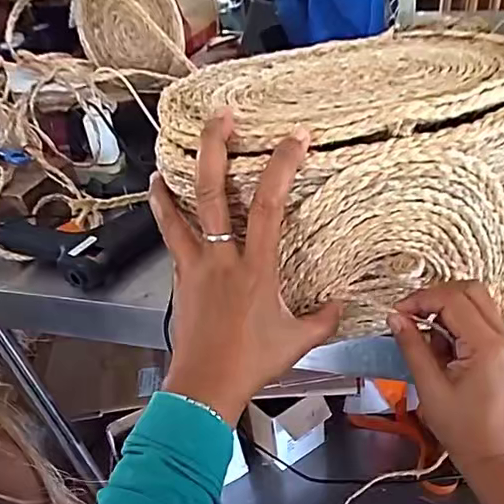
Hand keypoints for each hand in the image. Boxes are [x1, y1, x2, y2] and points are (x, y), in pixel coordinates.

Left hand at [149, 108, 341, 423]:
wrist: (205, 385)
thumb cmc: (250, 364)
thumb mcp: (297, 341)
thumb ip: (322, 320)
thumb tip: (338, 304)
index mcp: (256, 269)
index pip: (270, 205)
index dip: (283, 166)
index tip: (296, 138)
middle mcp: (222, 260)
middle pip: (213, 192)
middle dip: (215, 147)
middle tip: (221, 117)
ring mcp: (195, 268)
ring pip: (177, 214)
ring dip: (172, 182)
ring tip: (167, 160)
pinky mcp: (180, 282)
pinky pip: (171, 242)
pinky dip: (167, 219)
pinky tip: (166, 211)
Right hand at [388, 282, 503, 471]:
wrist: (489, 450)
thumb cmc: (461, 427)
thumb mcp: (430, 387)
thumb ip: (413, 348)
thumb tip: (395, 319)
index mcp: (486, 345)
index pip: (453, 301)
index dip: (421, 300)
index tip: (397, 313)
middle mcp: (502, 336)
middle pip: (470, 290)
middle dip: (435, 296)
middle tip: (409, 314)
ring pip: (476, 300)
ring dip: (446, 306)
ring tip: (422, 330)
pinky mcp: (500, 348)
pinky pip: (479, 317)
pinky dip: (456, 319)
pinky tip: (438, 341)